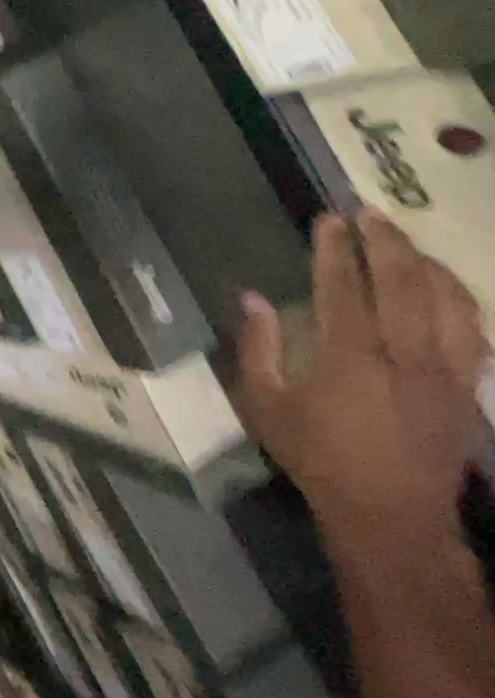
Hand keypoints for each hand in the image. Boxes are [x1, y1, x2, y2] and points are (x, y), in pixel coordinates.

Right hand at [235, 211, 487, 533]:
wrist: (389, 511)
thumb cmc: (313, 454)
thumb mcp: (264, 403)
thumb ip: (258, 347)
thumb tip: (252, 298)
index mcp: (350, 357)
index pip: (344, 287)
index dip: (335, 250)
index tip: (328, 220)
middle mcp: (406, 355)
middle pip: (405, 284)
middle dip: (387, 243)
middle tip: (369, 213)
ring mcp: (449, 372)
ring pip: (452, 302)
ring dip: (429, 265)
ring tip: (408, 243)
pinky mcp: (470, 389)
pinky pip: (476, 332)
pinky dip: (461, 301)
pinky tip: (447, 290)